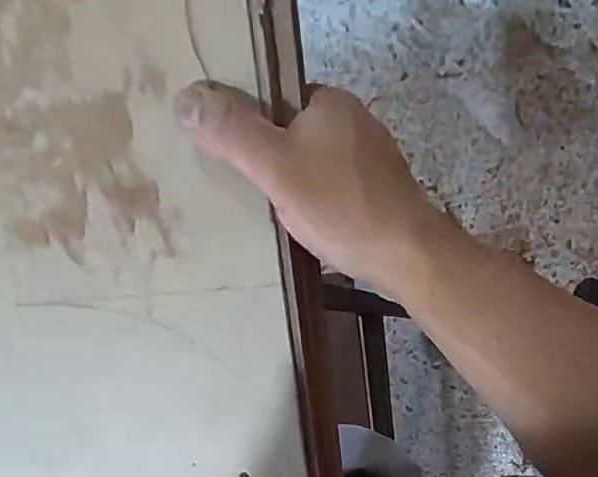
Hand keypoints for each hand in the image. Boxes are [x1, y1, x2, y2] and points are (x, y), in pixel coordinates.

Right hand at [177, 80, 463, 296]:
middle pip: (297, 142)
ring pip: (321, 174)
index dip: (258, 139)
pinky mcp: (386, 195)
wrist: (409, 256)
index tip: (257, 173)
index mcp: (330, 102)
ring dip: (306, 201)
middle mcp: (358, 122)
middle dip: (282, 176)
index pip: (275, 105)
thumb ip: (233, 133)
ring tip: (304, 226)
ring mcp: (376, 161)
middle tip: (278, 206)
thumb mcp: (276, 168)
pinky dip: (331, 216)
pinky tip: (328, 236)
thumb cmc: (343, 208)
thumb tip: (188, 99)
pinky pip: (343, 198)